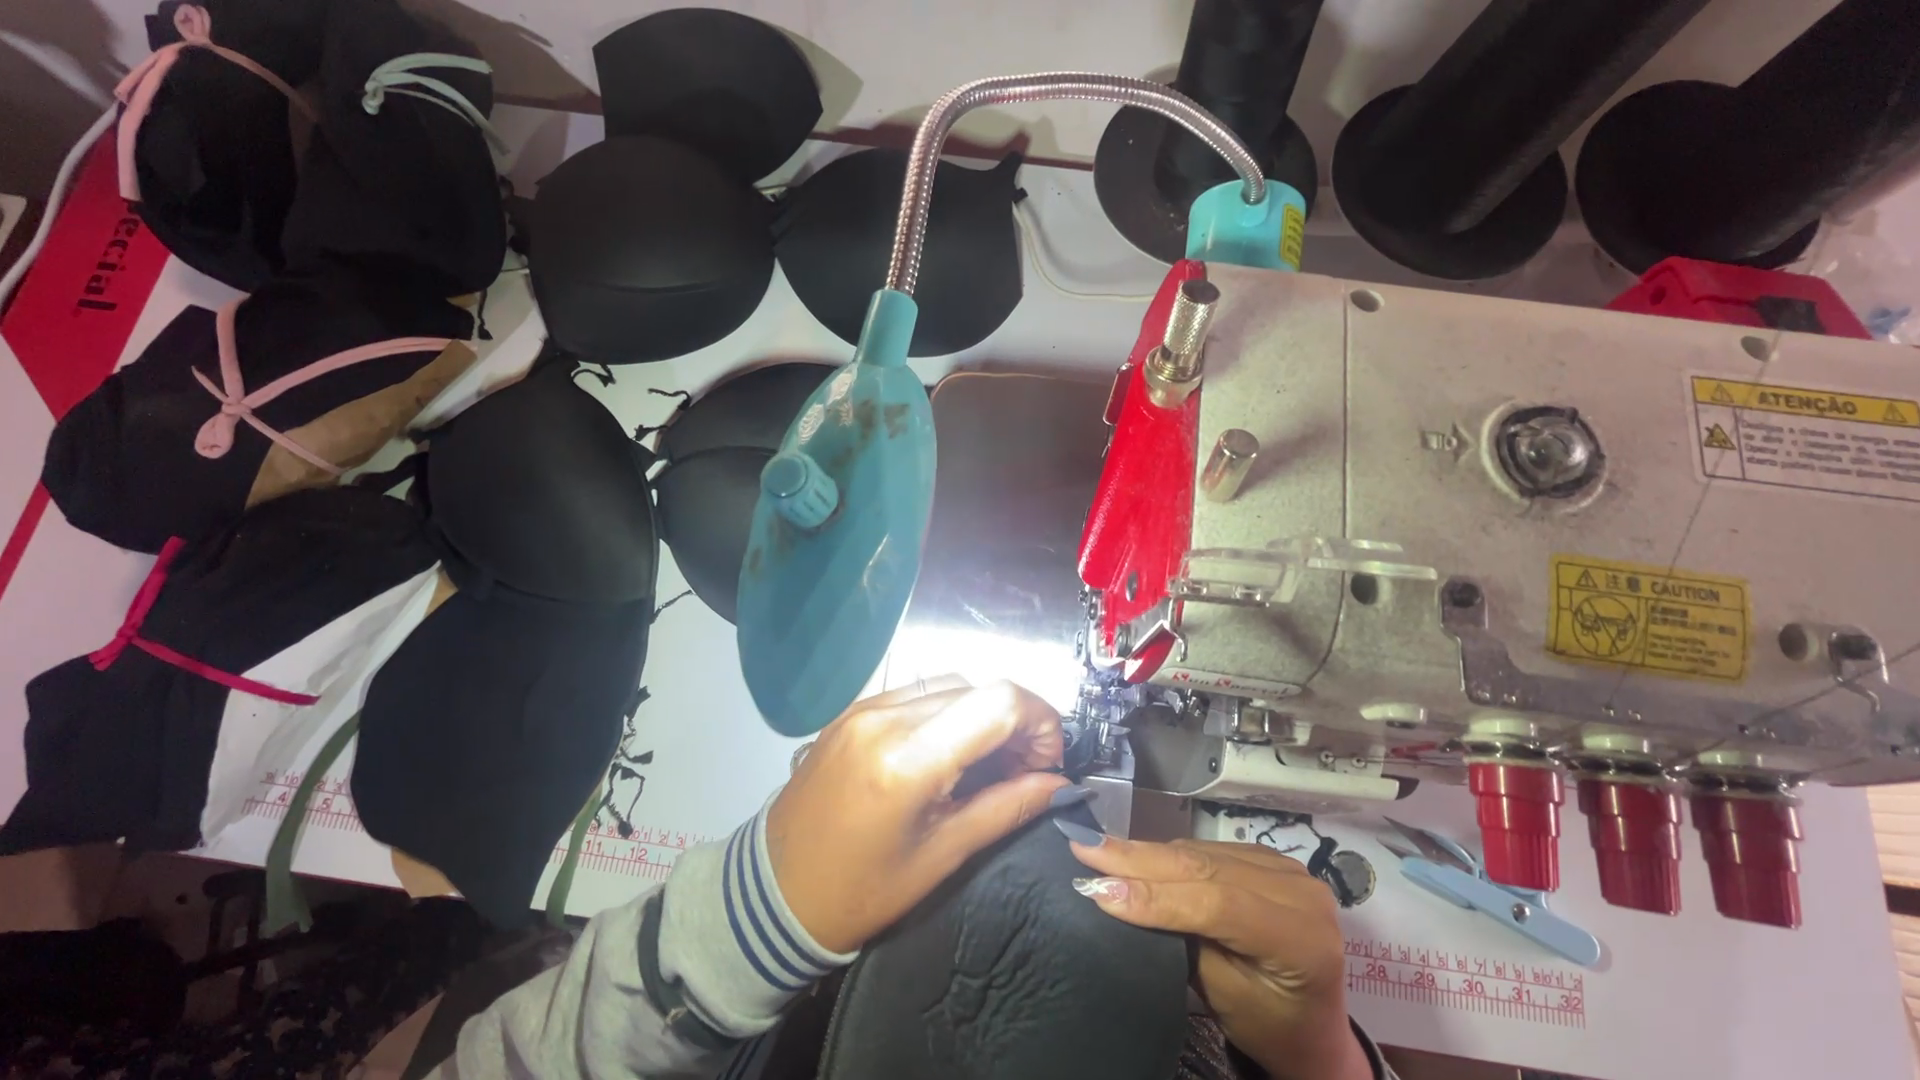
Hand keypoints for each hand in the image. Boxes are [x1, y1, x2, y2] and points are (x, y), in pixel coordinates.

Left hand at [766, 677, 1070, 953]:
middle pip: (978, 688)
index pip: (999, 702)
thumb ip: (1006, 808)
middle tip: (1024, 771)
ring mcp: (862, 708)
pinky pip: (915, 693)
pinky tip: (949, 750)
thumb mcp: (942, 856)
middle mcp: (884, 717)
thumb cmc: (861, 890)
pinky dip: (947, 711)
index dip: (1040, 722)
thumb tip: (1060, 784)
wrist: (774, 892)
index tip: (1048, 764)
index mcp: (908, 759)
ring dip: (982, 713)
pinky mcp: (850, 710)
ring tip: (988, 762)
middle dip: (1017, 722)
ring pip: (949, 684)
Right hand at [1070, 837, 1371, 1079]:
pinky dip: (1169, 853)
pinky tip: (1133, 852)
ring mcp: (1289, 869)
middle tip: (1083, 848)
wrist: (1312, 1028)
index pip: (1219, 903)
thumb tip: (1119, 896)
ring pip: (1203, 853)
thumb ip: (1183, 941)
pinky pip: (1210, 850)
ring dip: (1147, 853)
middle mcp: (1300, 891)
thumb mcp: (1225, 995)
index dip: (1156, 895)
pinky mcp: (1270, 859)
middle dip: (1139, 860)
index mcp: (1301, 936)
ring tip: (1097, 849)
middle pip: (1208, 868)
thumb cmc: (1269, 1025)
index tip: (1098, 890)